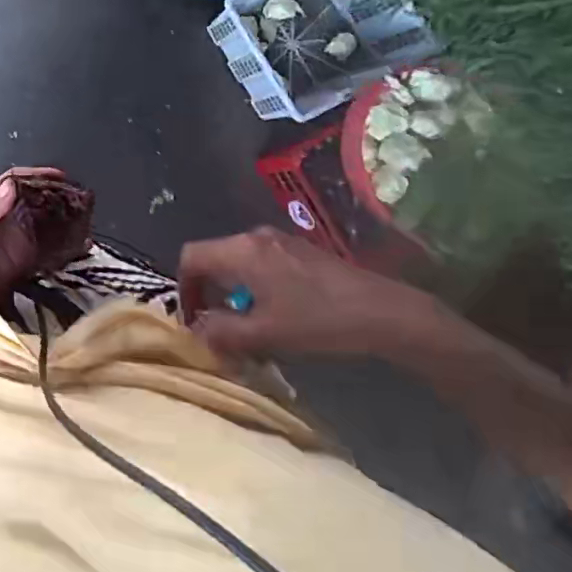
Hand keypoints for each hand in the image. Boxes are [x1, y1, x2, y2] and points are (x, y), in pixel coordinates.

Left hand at [0, 167, 61, 357]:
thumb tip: (11, 188)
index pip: (13, 182)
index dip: (34, 176)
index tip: (58, 176)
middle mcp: (2, 220)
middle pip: (34, 199)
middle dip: (54, 194)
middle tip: (79, 195)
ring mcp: (15, 242)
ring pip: (44, 221)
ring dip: (63, 216)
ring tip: (85, 213)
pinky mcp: (24, 265)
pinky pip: (48, 249)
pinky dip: (64, 244)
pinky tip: (80, 242)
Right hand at [178, 227, 449, 359]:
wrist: (387, 312)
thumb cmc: (319, 321)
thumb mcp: (265, 334)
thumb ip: (222, 332)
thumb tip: (197, 331)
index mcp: (240, 251)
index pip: (190, 258)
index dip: (184, 288)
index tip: (194, 320)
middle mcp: (254, 237)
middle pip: (213, 258)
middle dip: (210, 293)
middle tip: (220, 328)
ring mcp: (280, 241)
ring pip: (238, 262)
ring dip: (234, 293)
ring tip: (249, 326)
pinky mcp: (300, 250)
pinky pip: (260, 263)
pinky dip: (255, 286)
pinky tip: (277, 314)